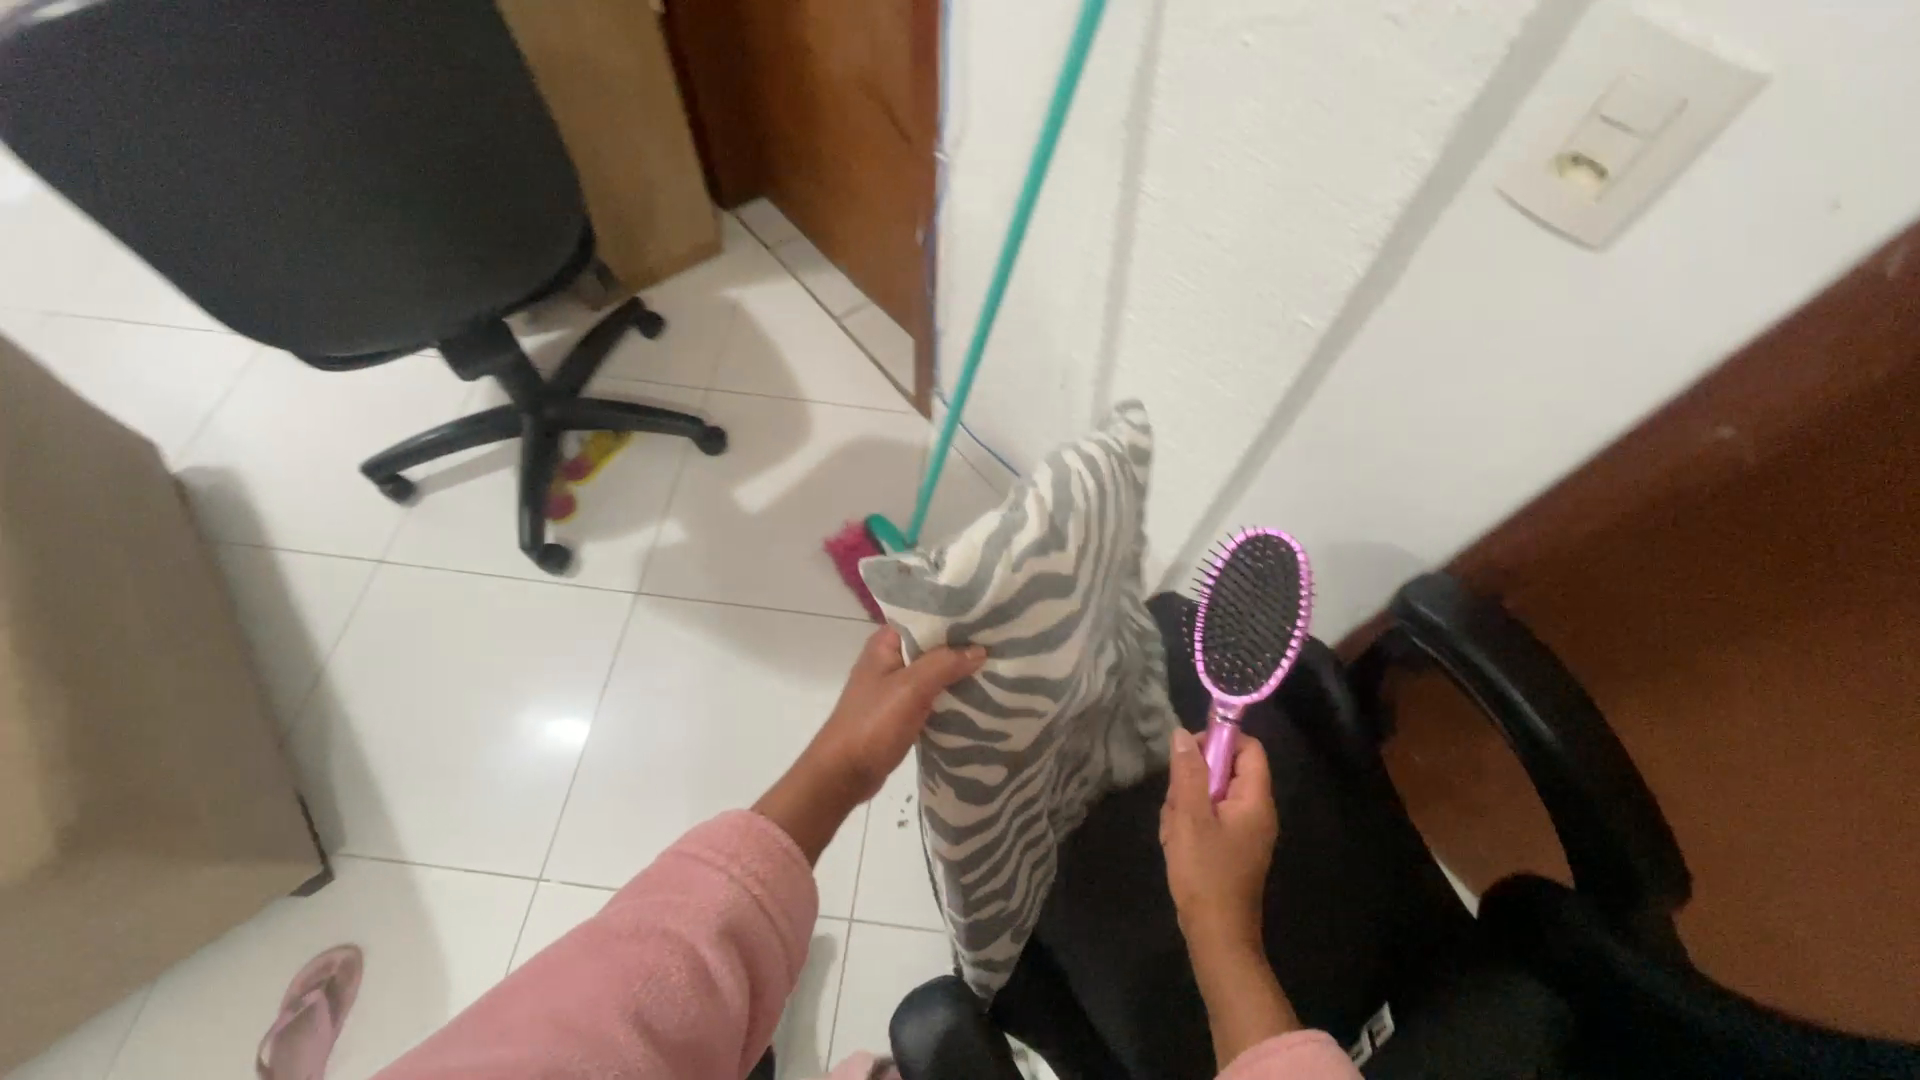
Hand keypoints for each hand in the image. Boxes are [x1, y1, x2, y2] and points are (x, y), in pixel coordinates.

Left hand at [754, 627, 984, 862]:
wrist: (844, 773)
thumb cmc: (873, 724)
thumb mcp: (911, 688)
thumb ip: (944, 664)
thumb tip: (980, 650)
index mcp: (885, 642)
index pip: (925, 617)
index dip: (955, 616)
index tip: (989, 615)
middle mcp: (889, 658)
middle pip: (932, 644)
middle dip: (962, 645)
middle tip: (1002, 641)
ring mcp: (894, 686)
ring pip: (934, 671)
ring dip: (959, 672)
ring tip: (998, 665)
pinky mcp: (901, 710)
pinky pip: (932, 694)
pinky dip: (951, 694)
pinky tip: (978, 695)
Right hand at [1160, 726, 1278, 955]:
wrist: (1217, 934)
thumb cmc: (1206, 872)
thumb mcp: (1190, 817)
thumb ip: (1187, 772)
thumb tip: (1183, 734)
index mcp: (1255, 800)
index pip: (1248, 748)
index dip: (1219, 740)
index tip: (1188, 752)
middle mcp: (1256, 812)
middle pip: (1225, 771)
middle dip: (1193, 780)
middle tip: (1176, 802)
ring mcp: (1244, 832)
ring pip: (1210, 796)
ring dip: (1185, 805)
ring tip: (1174, 830)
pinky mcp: (1231, 848)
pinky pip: (1208, 819)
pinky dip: (1189, 825)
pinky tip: (1176, 844)